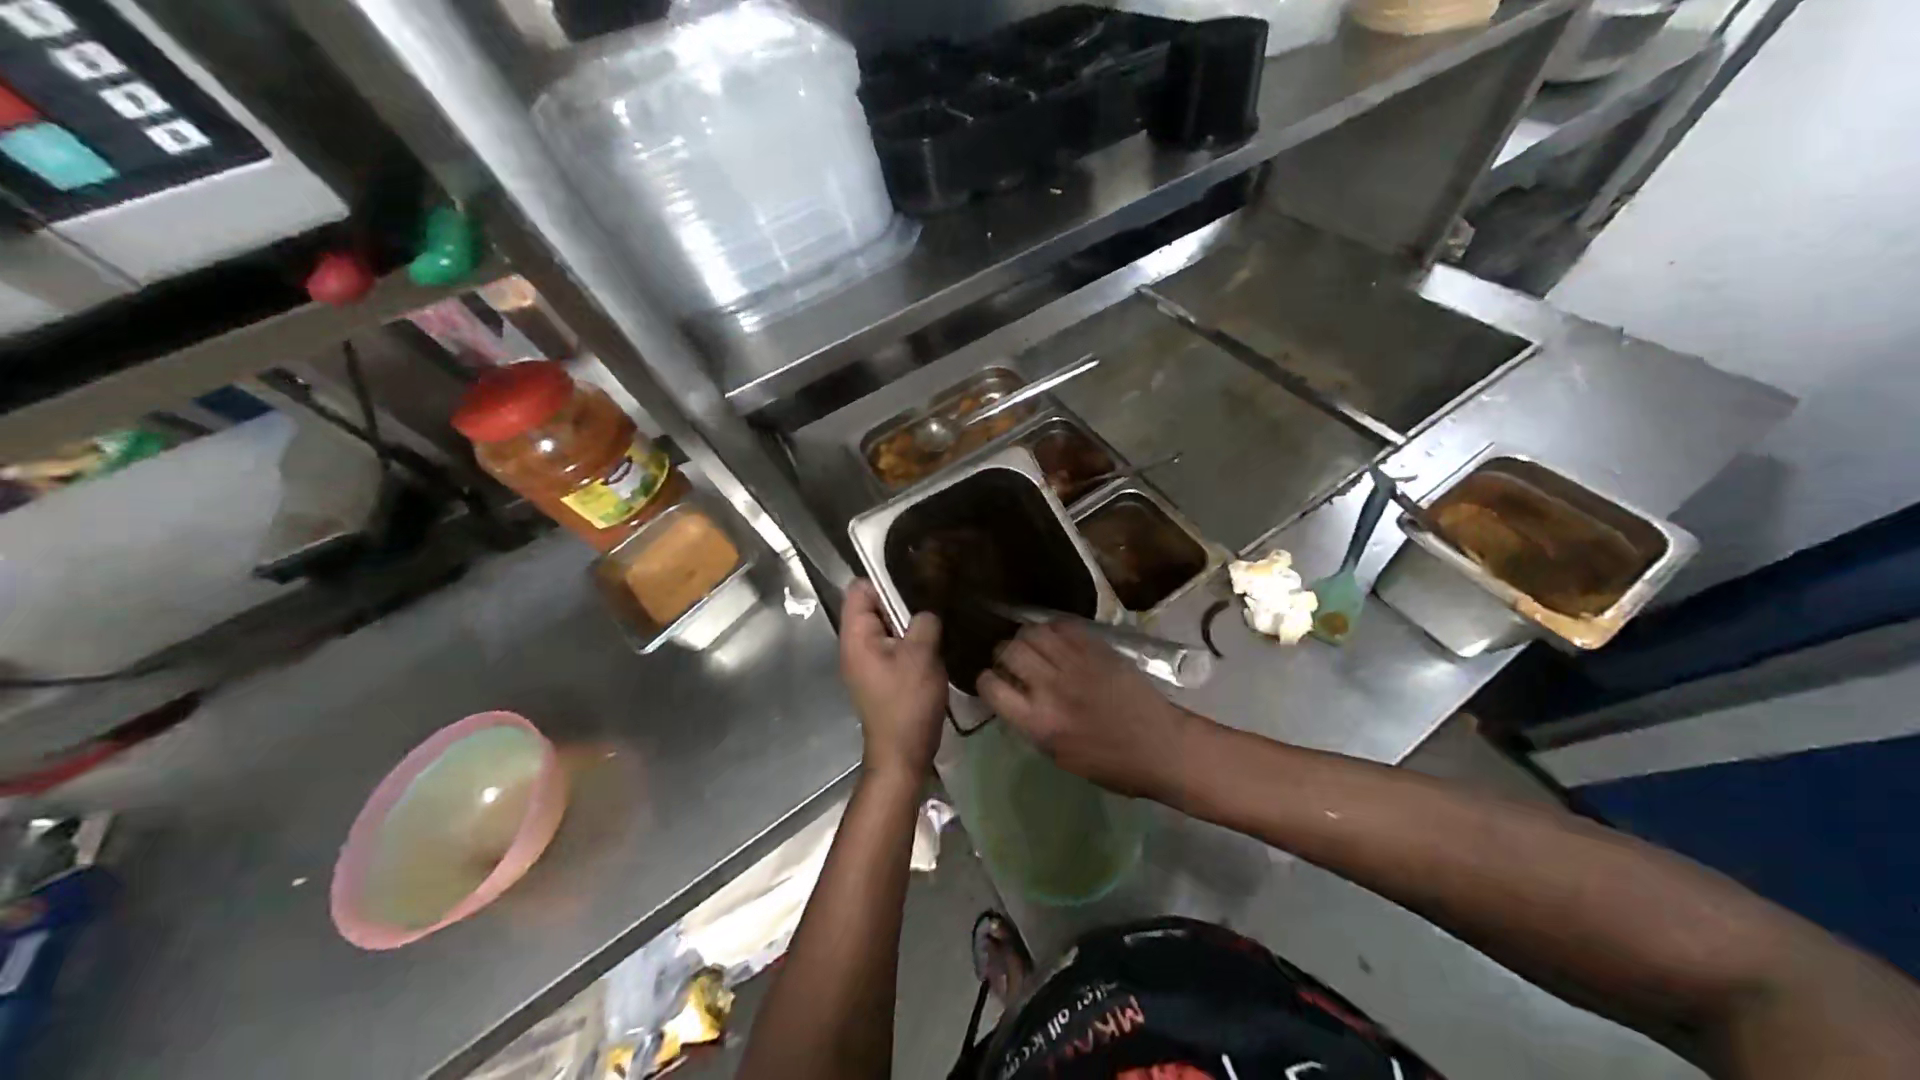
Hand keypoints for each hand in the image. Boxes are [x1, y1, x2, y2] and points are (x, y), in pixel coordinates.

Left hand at [839, 580, 946, 779]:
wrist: (902, 754)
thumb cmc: (907, 702)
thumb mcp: (921, 655)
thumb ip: (923, 622)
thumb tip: (925, 612)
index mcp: (855, 636)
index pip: (860, 589)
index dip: (885, 580)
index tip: (916, 584)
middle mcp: (855, 646)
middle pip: (874, 607)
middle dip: (902, 601)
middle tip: (933, 601)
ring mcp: (867, 663)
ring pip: (887, 628)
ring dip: (910, 624)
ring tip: (937, 622)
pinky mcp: (882, 676)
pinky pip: (894, 647)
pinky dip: (911, 643)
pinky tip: (934, 646)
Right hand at [978, 621, 1204, 797]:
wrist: (1161, 746)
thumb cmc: (1110, 764)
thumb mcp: (1058, 755)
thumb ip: (1030, 723)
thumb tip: (1013, 696)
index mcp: (1038, 722)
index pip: (991, 687)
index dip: (985, 680)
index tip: (993, 681)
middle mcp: (1050, 688)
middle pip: (1008, 651)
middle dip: (1002, 653)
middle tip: (1012, 660)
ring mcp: (1075, 663)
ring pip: (1032, 631)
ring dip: (1025, 637)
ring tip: (1033, 646)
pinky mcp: (1096, 648)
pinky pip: (1062, 625)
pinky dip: (1052, 629)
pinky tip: (1057, 640)